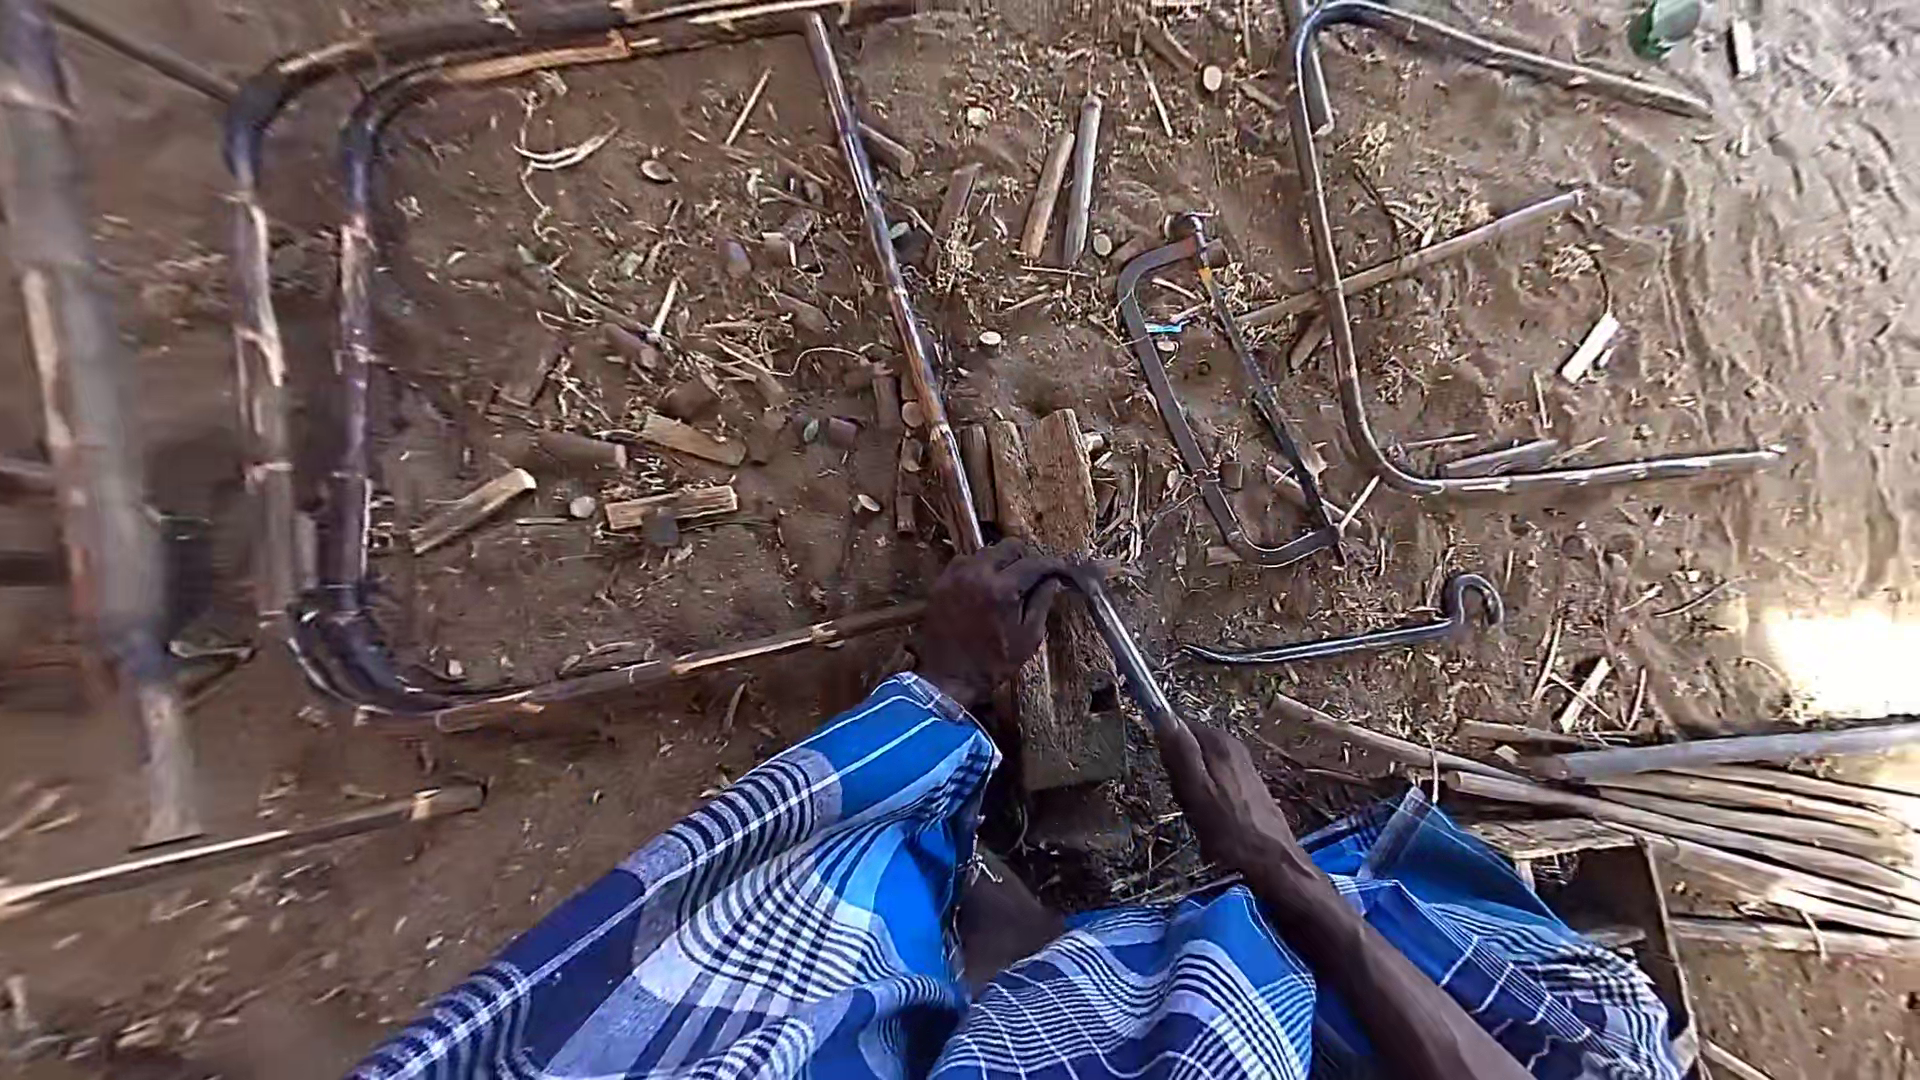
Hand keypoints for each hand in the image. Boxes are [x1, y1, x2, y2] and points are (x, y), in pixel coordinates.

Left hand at [912, 540, 1067, 709]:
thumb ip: (1042, 602)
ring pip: (986, 551)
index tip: (1060, 569)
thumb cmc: (993, 663)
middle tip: (1033, 576)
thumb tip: (1051, 579)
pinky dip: (979, 568)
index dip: (1052, 564)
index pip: (1034, 562)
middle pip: (1008, 546)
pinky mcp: (941, 582)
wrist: (949, 678)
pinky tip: (984, 586)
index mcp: (1002, 589)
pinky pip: (966, 562)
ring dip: (1001, 562)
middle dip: (1026, 557)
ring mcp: (955, 575)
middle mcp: (977, 573)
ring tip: (1008, 582)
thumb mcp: (1028, 637)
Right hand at [1160, 724, 1312, 879]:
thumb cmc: (1228, 828)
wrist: (1273, 863)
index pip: (1177, 727)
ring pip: (1200, 765)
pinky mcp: (1247, 782)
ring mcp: (1242, 764)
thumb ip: (1180, 750)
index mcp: (1218, 741)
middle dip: (1181, 771)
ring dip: (1192, 786)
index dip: (1168, 752)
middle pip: (1189, 746)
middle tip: (1186, 798)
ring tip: (1199, 811)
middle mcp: (1232, 745)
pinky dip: (1207, 795)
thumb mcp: (1195, 788)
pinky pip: (1213, 779)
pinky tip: (1213, 817)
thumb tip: (1164, 715)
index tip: (1172, 776)